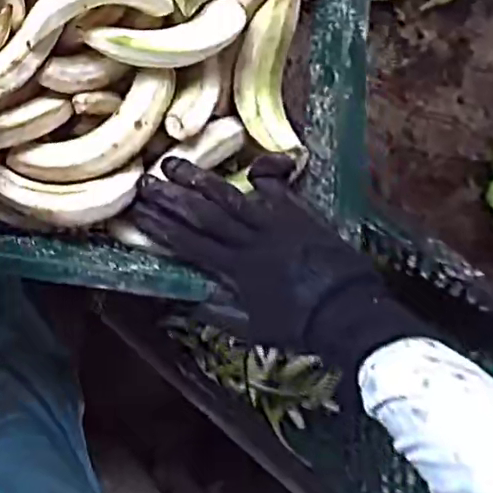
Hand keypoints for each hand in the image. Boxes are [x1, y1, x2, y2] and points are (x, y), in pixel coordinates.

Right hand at [129, 156, 423, 373]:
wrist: (354, 315)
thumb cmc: (302, 326)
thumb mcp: (254, 329)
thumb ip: (217, 312)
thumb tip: (182, 303)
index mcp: (235, 269)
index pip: (189, 243)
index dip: (161, 226)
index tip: (138, 212)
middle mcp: (248, 241)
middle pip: (202, 214)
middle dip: (170, 197)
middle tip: (145, 182)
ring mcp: (273, 224)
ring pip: (228, 196)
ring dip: (198, 179)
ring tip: (173, 163)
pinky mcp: (297, 214)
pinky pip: (276, 189)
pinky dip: (264, 176)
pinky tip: (251, 167)